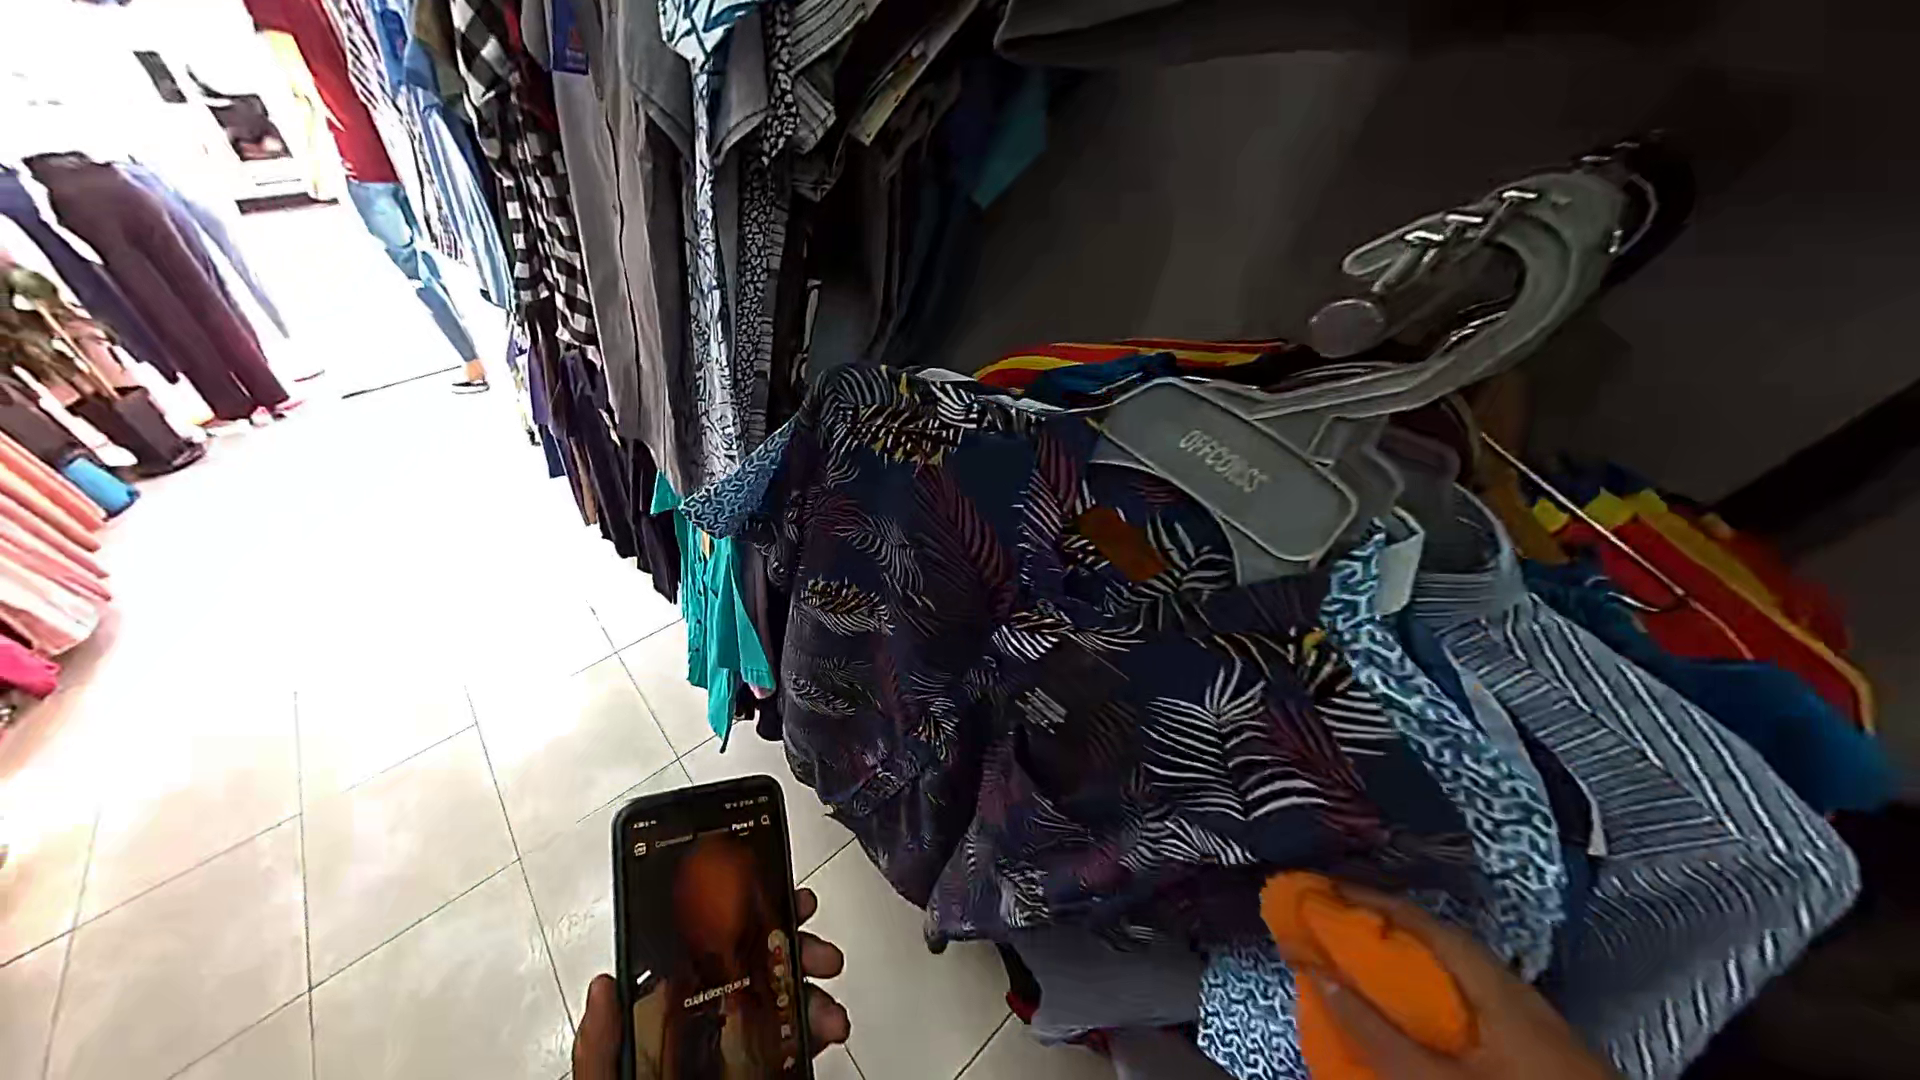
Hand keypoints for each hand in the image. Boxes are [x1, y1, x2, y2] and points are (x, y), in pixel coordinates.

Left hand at [572, 887, 850, 1079]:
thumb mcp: (609, 1078)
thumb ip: (602, 1044)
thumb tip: (604, 987)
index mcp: (681, 998)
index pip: (723, 942)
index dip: (761, 914)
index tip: (791, 901)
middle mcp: (716, 1008)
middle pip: (767, 961)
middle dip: (803, 950)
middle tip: (823, 957)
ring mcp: (742, 1037)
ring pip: (789, 997)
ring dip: (816, 996)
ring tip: (829, 1015)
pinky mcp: (765, 1063)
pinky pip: (796, 1039)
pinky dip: (818, 1031)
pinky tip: (827, 1033)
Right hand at [1285, 885, 1615, 1079]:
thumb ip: (1379, 1033)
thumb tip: (1317, 973)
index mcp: (1486, 975)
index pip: (1411, 916)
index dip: (1358, 898)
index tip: (1312, 891)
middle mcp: (1502, 981)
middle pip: (1425, 938)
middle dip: (1371, 927)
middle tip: (1322, 928)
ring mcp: (1521, 1014)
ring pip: (1442, 969)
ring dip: (1394, 961)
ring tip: (1350, 965)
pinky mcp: (1529, 1046)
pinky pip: (1458, 1000)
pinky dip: (1419, 993)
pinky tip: (1404, 1014)